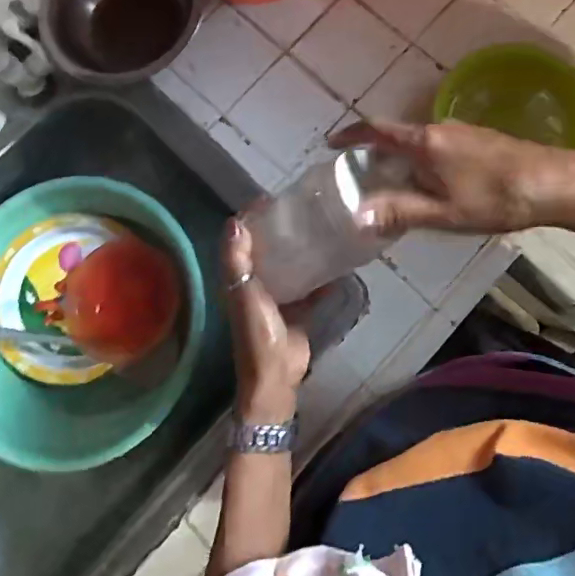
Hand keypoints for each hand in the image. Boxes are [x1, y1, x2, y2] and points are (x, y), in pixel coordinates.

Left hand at [222, 218, 310, 423]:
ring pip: (290, 268)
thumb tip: (236, 221)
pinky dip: (322, 277)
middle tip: (304, 209)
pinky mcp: (299, 313)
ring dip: (301, 251)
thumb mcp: (245, 294)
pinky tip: (338, 263)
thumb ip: (239, 261)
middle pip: (268, 252)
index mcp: (239, 280)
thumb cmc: (258, 335)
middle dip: (281, 231)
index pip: (243, 242)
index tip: (274, 199)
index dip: (253, 220)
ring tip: (321, 229)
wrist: (277, 376)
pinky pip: (311, 289)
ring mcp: (279, 300)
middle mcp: (257, 286)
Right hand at [329, 119, 574, 236]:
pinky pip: (438, 147)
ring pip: (419, 143)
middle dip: (375, 154)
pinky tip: (431, 186)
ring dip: (400, 160)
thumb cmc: (496, 198)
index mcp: (425, 142)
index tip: (331, 143)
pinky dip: (422, 162)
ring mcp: (462, 132)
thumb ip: (400, 211)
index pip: (377, 130)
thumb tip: (358, 216)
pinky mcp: (480, 140)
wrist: (555, 183)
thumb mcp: (444, 212)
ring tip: (391, 187)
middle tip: (359, 180)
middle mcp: (440, 128)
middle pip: (396, 137)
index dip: (351, 135)